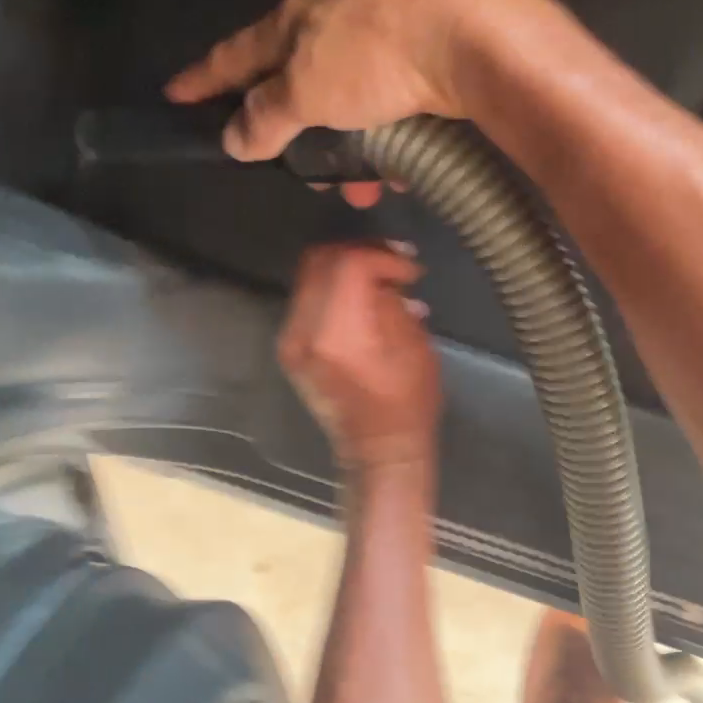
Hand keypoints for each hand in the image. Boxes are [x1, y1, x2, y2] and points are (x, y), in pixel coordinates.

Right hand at [165, 0, 555, 205]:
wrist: (474, 37)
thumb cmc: (375, 58)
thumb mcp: (308, 90)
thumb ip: (267, 115)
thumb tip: (234, 137)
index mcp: (297, 22)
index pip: (236, 55)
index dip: (205, 80)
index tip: (176, 97)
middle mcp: (338, 26)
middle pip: (298, 87)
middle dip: (295, 137)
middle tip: (296, 174)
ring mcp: (385, 43)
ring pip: (349, 109)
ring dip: (348, 154)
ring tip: (358, 192)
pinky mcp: (428, 64)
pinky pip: (391, 115)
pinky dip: (388, 147)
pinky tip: (400, 174)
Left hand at [278, 242, 440, 469]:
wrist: (376, 450)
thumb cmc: (406, 403)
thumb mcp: (414, 345)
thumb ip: (392, 302)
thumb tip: (386, 277)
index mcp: (339, 333)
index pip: (350, 264)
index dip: (383, 256)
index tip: (409, 269)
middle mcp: (304, 331)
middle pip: (321, 260)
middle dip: (360, 252)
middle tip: (392, 262)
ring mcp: (290, 341)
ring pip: (309, 276)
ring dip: (344, 268)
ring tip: (379, 279)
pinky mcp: (288, 348)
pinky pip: (305, 300)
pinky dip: (331, 290)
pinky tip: (360, 300)